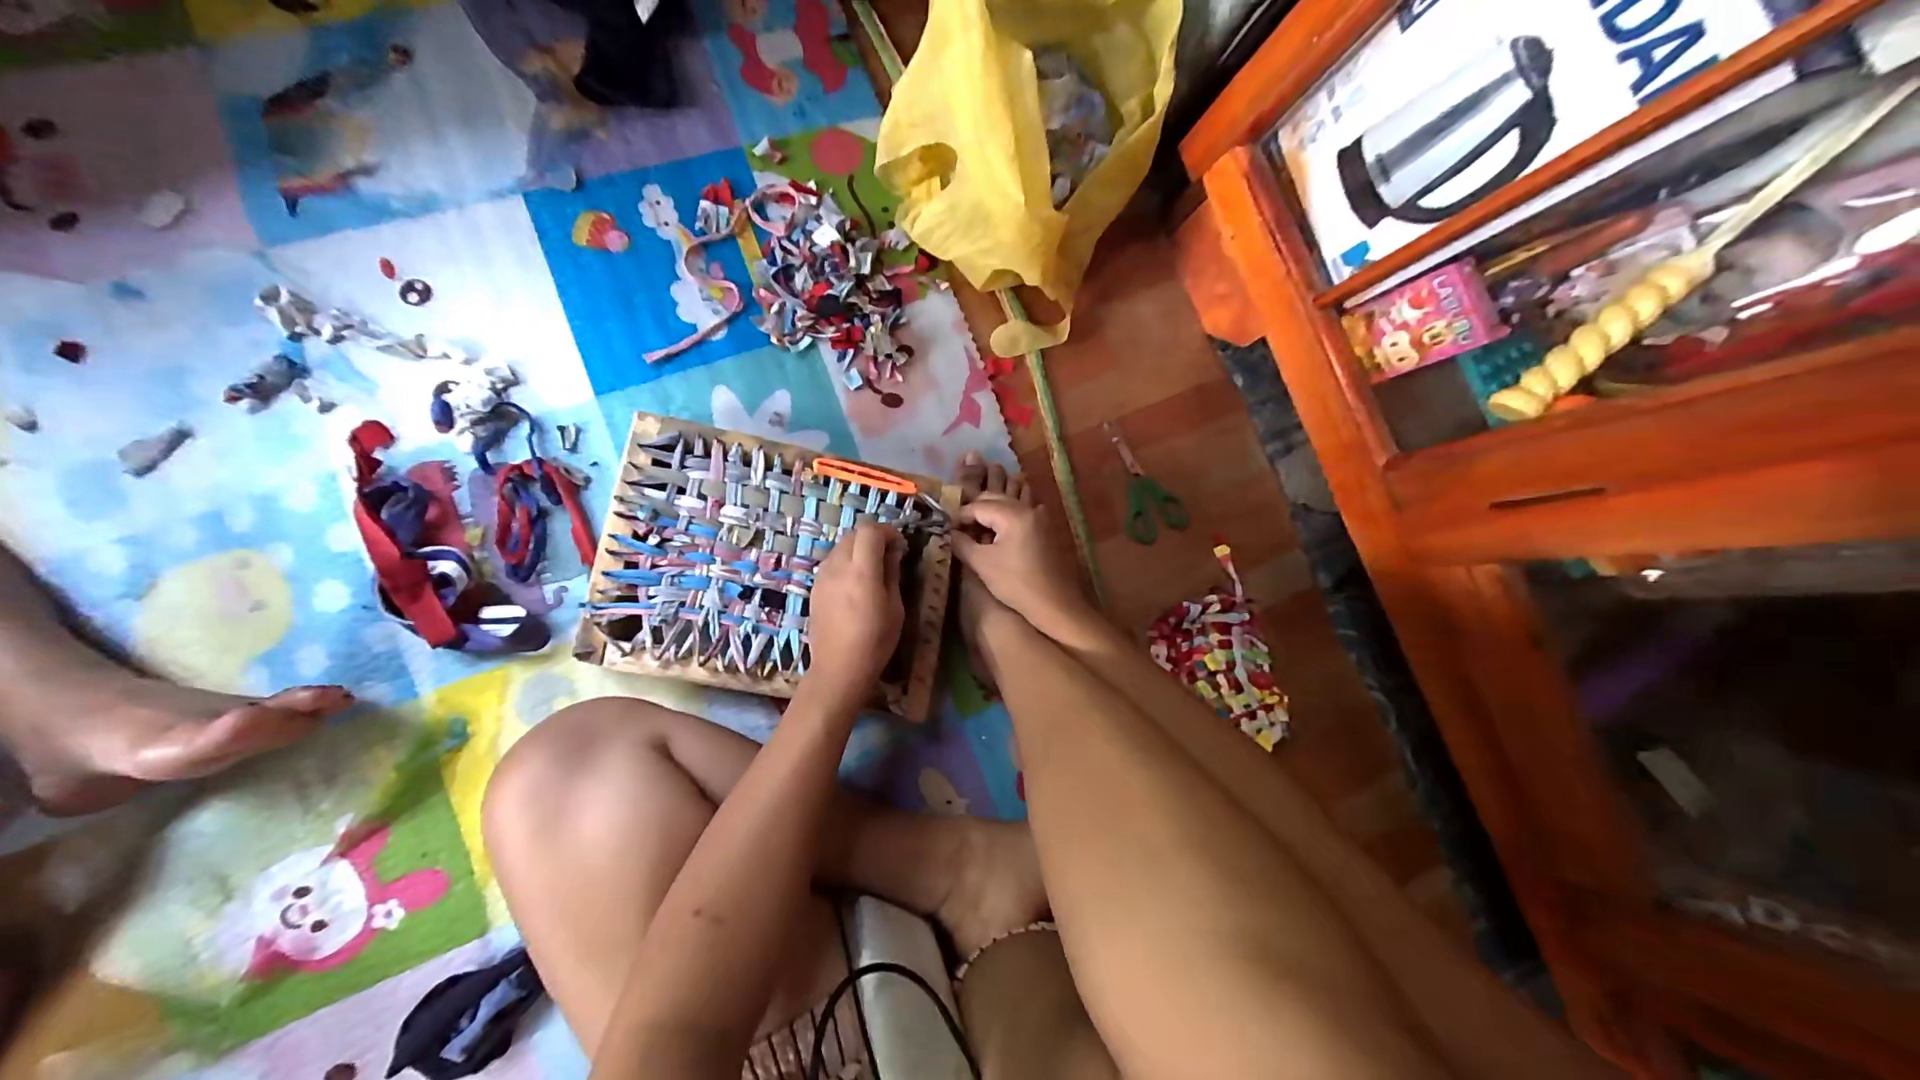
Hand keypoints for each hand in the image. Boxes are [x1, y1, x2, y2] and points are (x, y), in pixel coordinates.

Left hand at [806, 523, 905, 703]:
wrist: (838, 669)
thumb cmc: (875, 641)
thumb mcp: (894, 607)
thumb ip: (891, 574)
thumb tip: (892, 552)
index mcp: (861, 571)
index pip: (870, 531)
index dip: (888, 532)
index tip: (900, 546)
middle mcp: (837, 567)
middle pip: (853, 535)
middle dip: (873, 538)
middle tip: (889, 555)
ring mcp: (822, 576)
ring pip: (840, 547)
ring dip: (858, 549)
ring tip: (872, 570)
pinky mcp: (814, 588)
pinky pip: (831, 563)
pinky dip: (846, 562)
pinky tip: (855, 584)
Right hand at [950, 495, 1093, 638]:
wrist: (1056, 604)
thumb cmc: (1017, 584)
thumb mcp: (982, 564)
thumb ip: (962, 543)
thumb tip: (951, 533)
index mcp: (1013, 514)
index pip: (979, 506)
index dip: (960, 515)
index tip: (948, 527)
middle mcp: (1030, 509)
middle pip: (996, 499)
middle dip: (976, 510)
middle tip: (960, 526)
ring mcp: (1042, 517)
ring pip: (1010, 505)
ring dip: (992, 513)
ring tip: (977, 529)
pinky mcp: (1048, 528)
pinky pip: (1023, 514)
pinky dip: (1008, 519)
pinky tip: (999, 534)